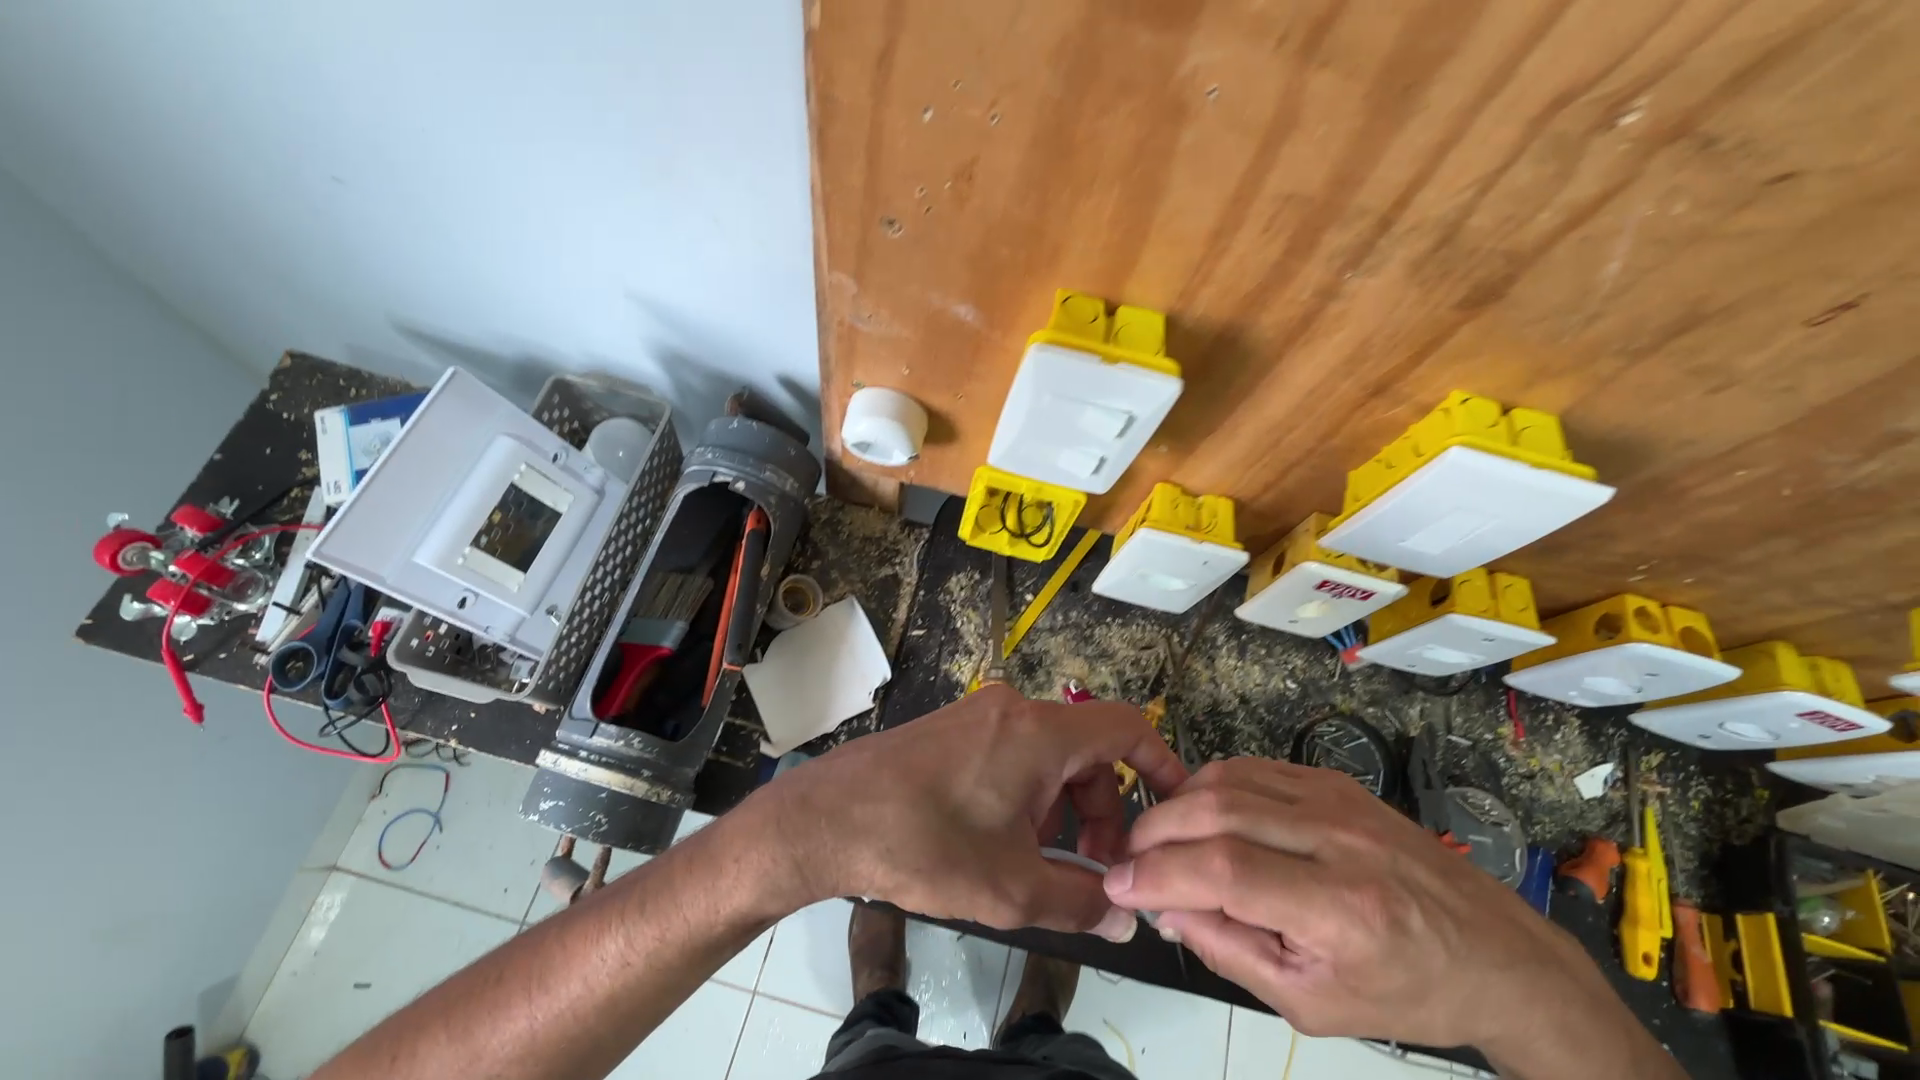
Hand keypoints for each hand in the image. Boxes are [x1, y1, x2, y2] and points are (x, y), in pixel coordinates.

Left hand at [747, 685, 1186, 940]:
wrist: (825, 820)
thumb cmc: (924, 847)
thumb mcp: (1011, 890)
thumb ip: (1080, 903)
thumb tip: (1124, 918)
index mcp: (1040, 733)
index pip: (1126, 728)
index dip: (1162, 765)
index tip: (1175, 810)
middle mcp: (1013, 711)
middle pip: (1086, 751)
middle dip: (1101, 811)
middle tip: (1092, 869)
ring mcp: (977, 716)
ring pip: (1047, 758)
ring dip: (1059, 810)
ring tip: (1037, 864)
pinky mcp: (949, 730)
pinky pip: (1011, 756)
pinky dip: (1024, 796)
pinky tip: (998, 842)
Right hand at [1102, 758, 1653, 1059]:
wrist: (1497, 955)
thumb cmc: (1404, 993)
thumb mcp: (1310, 1003)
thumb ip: (1228, 950)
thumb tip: (1164, 906)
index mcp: (1341, 910)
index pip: (1224, 871)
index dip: (1157, 874)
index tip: (1115, 884)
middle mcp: (1339, 839)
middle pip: (1218, 809)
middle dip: (1154, 831)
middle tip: (1127, 858)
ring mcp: (1341, 800)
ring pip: (1230, 778)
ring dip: (1177, 804)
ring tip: (1157, 839)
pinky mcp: (1338, 781)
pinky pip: (1254, 767)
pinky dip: (1211, 786)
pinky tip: (1199, 814)